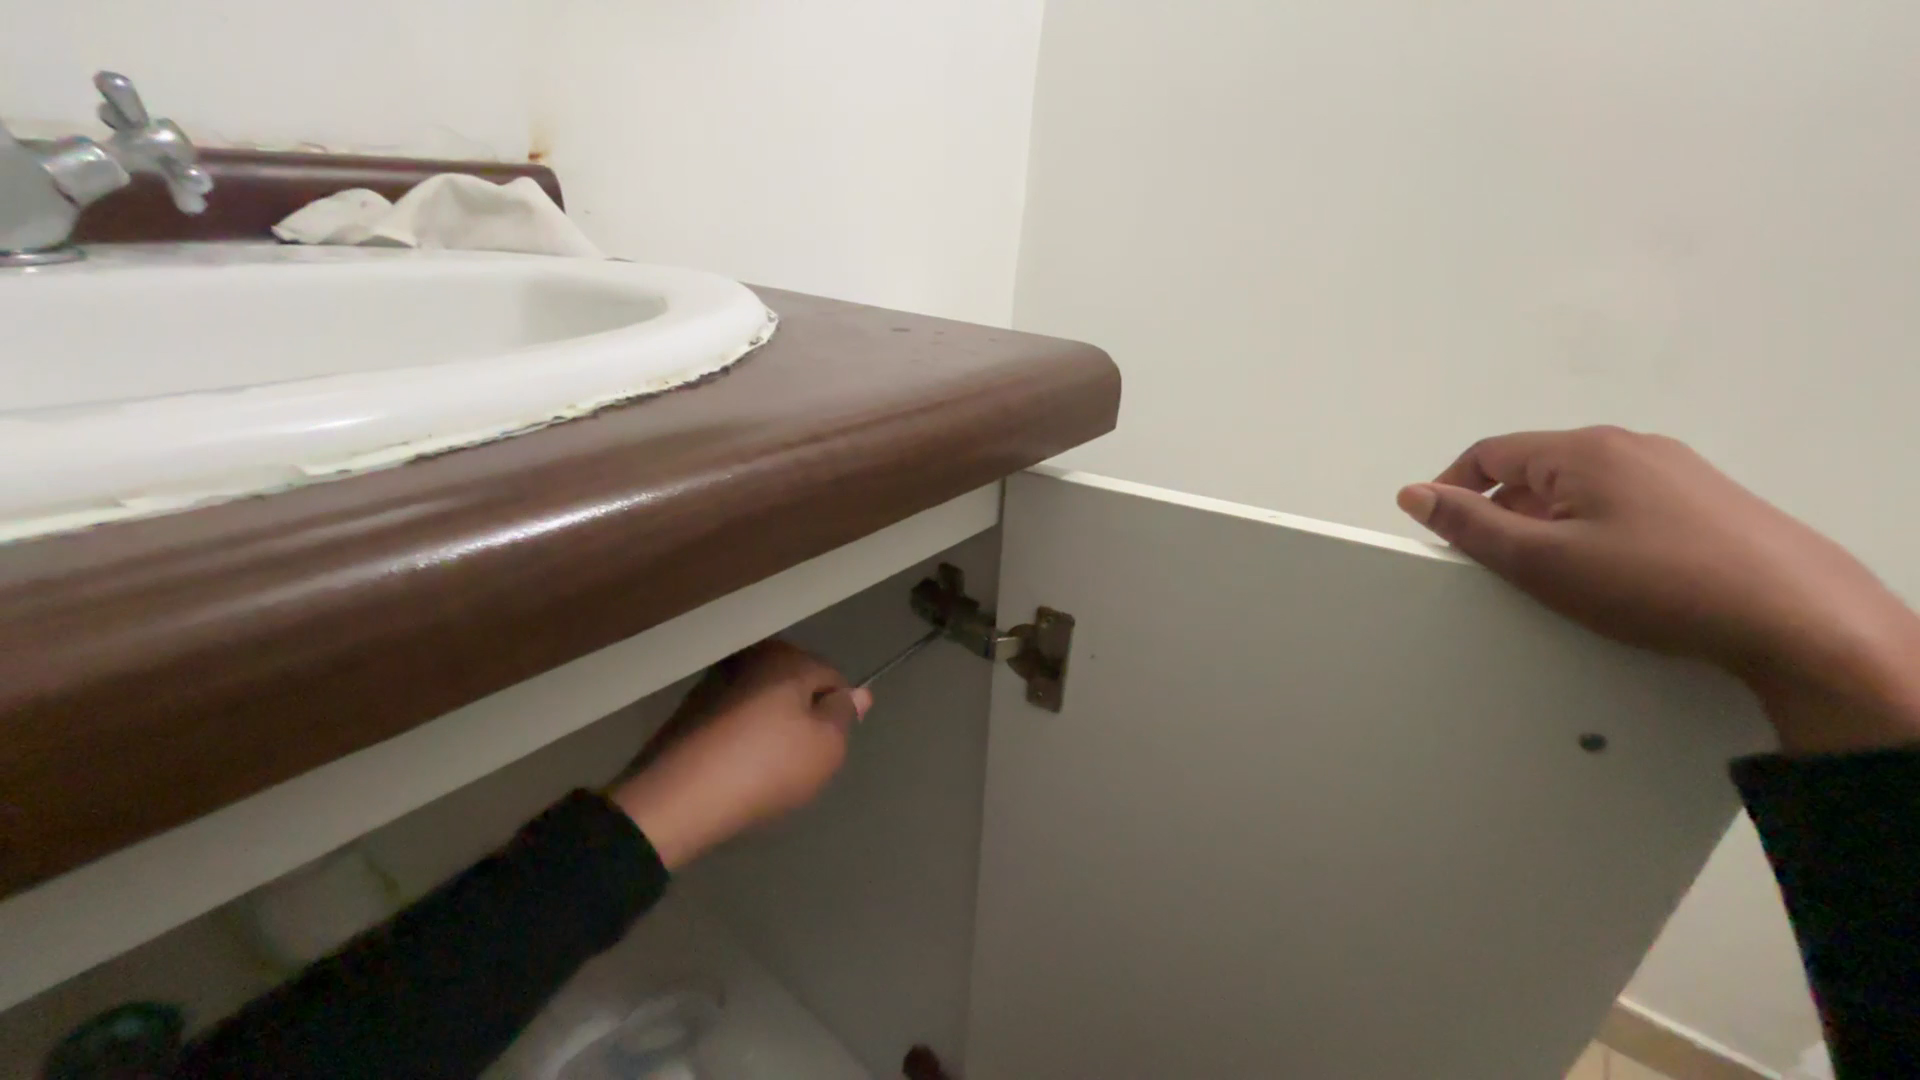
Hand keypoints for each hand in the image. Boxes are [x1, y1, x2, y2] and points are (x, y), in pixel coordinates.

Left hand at [610, 641, 870, 868]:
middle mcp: (750, 658)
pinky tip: (738, 770)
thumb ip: (844, 715)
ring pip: (762, 703)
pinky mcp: (687, 712)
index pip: (833, 678)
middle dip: (804, 717)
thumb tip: (858, 694)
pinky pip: (732, 720)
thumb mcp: (826, 747)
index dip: (839, 714)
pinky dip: (741, 739)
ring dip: (771, 728)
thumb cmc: (766, 767)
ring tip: (767, 769)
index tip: (830, 748)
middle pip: (796, 686)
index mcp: (787, 657)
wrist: (678, 800)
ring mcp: (713, 682)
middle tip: (802, 761)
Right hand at [1397, 426, 1919, 752]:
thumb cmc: (1654, 584)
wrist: (1800, 622)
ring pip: (1577, 490)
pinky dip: (1593, 531)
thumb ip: (1468, 524)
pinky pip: (1621, 505)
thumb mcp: (1539, 560)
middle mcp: (1630, 447)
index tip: (1440, 531)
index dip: (1450, 489)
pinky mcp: (1707, 502)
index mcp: (1583, 450)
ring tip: (1556, 577)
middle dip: (1501, 513)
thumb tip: (1415, 493)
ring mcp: (1676, 472)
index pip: (1487, 453)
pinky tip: (1611, 576)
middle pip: (1533, 470)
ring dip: (1547, 525)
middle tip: (1498, 565)